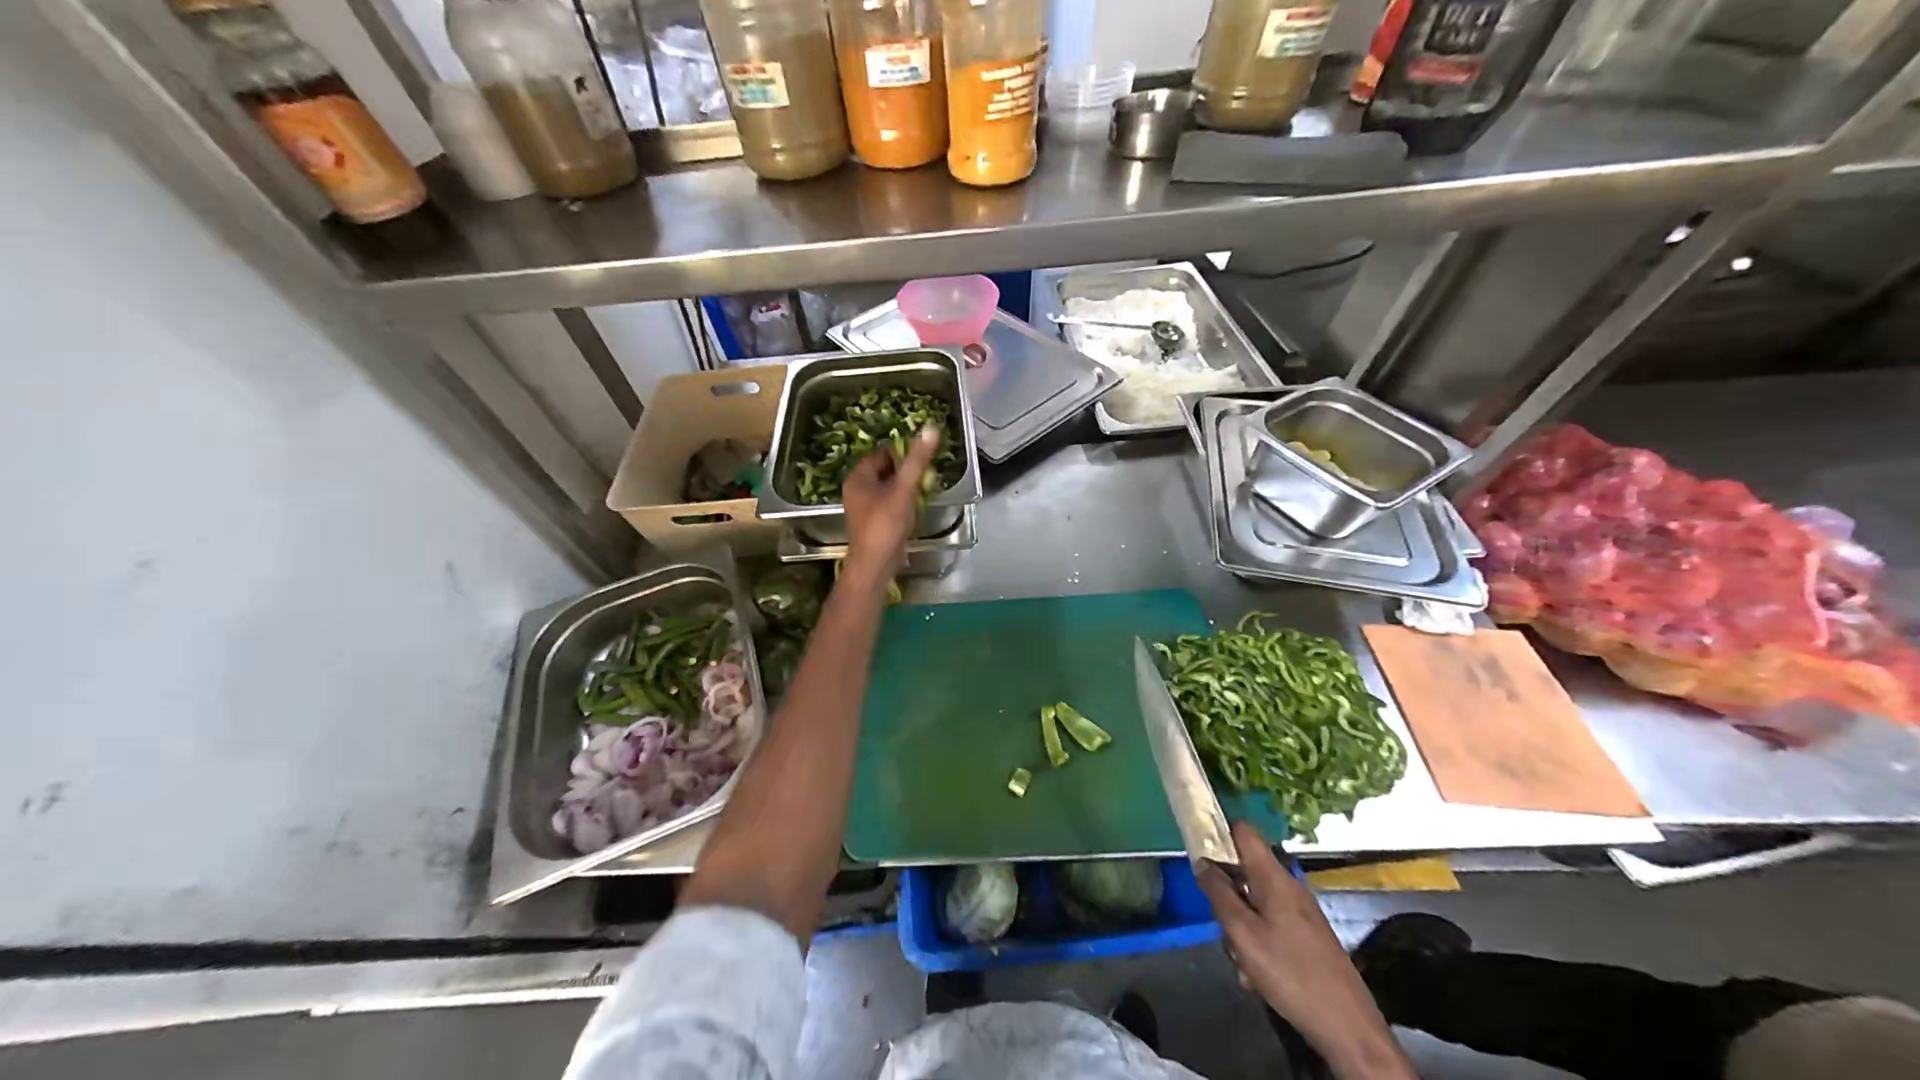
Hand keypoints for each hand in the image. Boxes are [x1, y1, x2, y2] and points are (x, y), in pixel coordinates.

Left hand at [840, 426, 940, 577]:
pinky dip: (901, 501)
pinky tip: (915, 507)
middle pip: (884, 469)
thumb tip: (930, 429)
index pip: (881, 453)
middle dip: (905, 470)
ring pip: (887, 487)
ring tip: (923, 488)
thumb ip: (917, 461)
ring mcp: (862, 507)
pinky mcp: (871, 521)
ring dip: (905, 486)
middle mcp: (856, 489)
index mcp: (858, 477)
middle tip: (926, 472)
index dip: (901, 451)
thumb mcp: (904, 489)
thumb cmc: (885, 525)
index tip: (921, 456)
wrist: (874, 565)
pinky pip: (887, 502)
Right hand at [1197, 822, 1416, 1079]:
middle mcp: (1289, 887)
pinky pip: (1270, 923)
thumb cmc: (1290, 972)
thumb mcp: (1242, 933)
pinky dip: (1257, 940)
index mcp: (1274, 878)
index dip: (1219, 832)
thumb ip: (1219, 894)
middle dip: (1226, 891)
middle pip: (1246, 870)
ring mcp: (1301, 911)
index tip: (1198, 850)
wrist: (1347, 1025)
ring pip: (1256, 901)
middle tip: (1219, 921)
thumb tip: (1202, 861)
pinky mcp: (1307, 935)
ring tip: (1239, 958)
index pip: (1244, 832)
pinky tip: (1255, 973)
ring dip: (1240, 923)